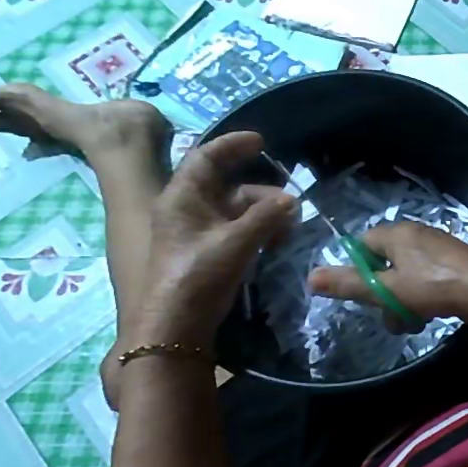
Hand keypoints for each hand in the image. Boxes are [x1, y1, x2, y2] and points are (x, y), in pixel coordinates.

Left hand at [134, 132, 296, 345]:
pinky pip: (238, 230)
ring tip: (288, 228)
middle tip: (292, 205)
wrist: (175, 324)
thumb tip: (292, 201)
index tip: (263, 142)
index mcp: (183, 197)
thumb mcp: (236, 241)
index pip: (207, 158)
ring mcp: (198, 233)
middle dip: (264, 193)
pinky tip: (276, 243)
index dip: (233, 145)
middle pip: (230, 187)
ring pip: (238, 211)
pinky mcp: (209, 253)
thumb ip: (266, 217)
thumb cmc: (198, 275)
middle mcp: (188, 209)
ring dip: (265, 215)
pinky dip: (259, 231)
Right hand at [306, 222, 467, 325]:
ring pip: (406, 277)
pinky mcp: (454, 264)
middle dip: (383, 294)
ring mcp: (438, 249)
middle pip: (384, 264)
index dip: (356, 271)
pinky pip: (427, 280)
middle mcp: (416, 234)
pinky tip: (430, 317)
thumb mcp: (387, 289)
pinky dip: (424, 299)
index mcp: (396, 233)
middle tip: (389, 316)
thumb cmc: (434, 287)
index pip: (361, 245)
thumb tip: (309, 277)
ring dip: (403, 303)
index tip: (361, 295)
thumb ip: (350, 284)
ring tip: (410, 323)